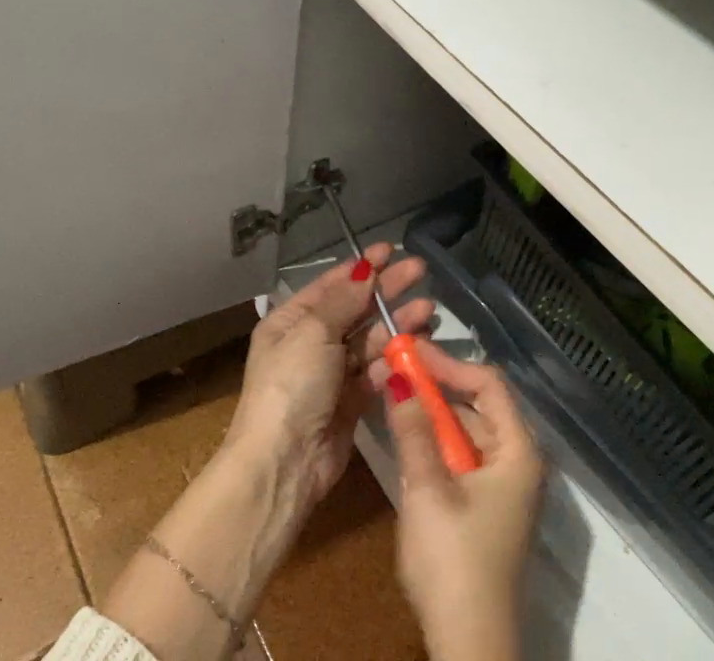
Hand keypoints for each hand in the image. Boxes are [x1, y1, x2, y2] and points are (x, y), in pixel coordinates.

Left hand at [226, 244, 433, 512]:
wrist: (284, 461)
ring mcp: (331, 374)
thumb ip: (343, 301)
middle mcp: (309, 344)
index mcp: (290, 322)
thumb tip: (364, 269)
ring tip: (429, 311)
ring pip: (370, 341)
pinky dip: (395, 360)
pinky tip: (417, 347)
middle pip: (354, 310)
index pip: (331, 286)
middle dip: (386, 291)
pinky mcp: (351, 402)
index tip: (391, 250)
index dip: (361, 268)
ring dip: (397, 325)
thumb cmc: (291, 386)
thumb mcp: (313, 333)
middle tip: (421, 272)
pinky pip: (376, 372)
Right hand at [387, 342, 543, 660]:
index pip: (490, 383)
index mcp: (519, 451)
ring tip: (395, 397)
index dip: (450, 363)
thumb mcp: (427, 489)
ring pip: (470, 433)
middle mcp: (520, 462)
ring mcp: (506, 487)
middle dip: (439, 387)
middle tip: (395, 370)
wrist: (470, 640)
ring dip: (435, 415)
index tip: (410, 351)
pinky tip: (409, 439)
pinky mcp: (490, 508)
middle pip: (481, 406)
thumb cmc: (454, 558)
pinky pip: (466, 459)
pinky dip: (439, 444)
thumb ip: (414, 430)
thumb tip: (399, 377)